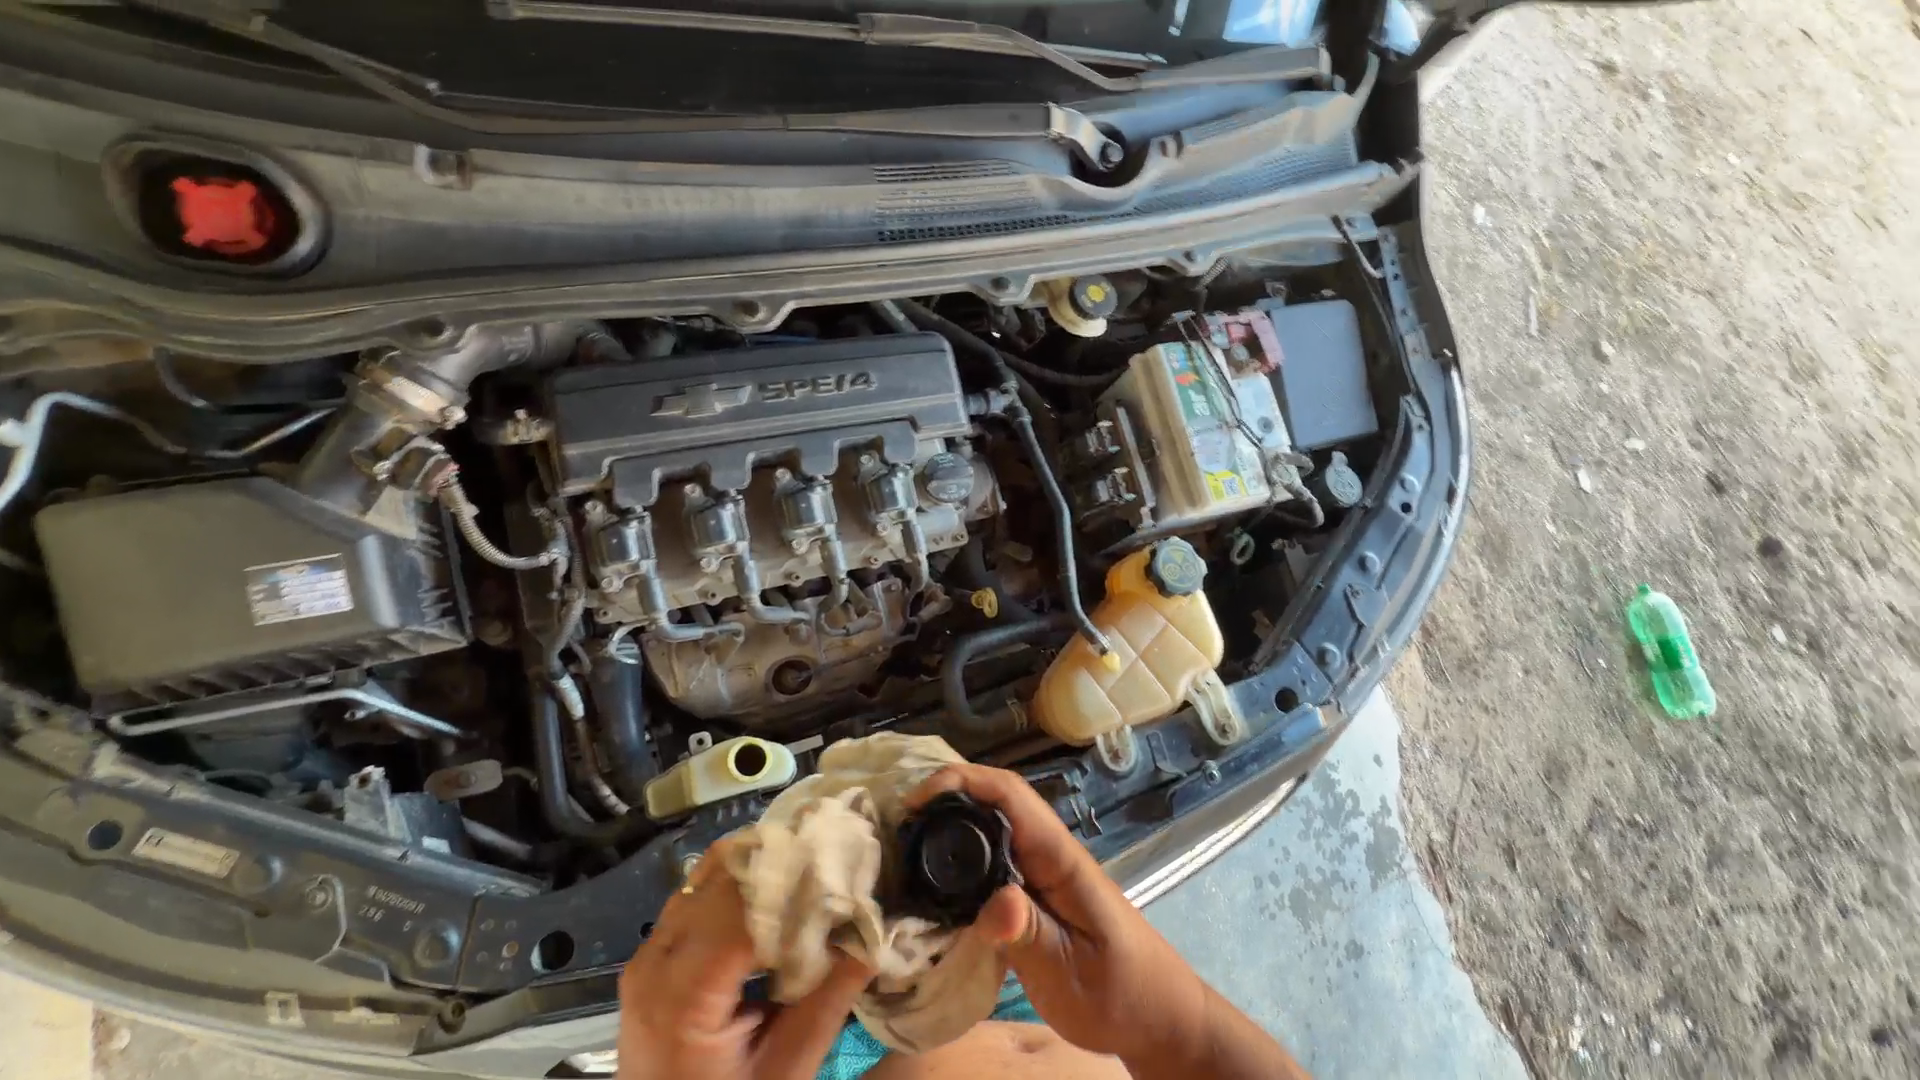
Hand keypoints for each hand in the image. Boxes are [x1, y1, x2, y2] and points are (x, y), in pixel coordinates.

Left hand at [616, 838, 872, 1079]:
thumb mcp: (787, 1069)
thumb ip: (829, 999)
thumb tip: (877, 936)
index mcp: (682, 996)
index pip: (744, 910)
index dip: (795, 881)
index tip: (846, 865)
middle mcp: (655, 960)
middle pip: (724, 881)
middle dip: (782, 863)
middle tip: (836, 851)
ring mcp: (648, 952)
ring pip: (708, 875)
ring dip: (762, 864)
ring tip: (812, 859)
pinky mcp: (653, 951)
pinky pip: (697, 892)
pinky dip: (739, 879)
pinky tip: (778, 883)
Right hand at [903, 764, 1212, 1068]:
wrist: (1158, 1017)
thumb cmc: (1121, 992)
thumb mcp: (1072, 970)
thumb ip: (1030, 934)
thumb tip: (995, 900)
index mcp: (1059, 857)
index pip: (1010, 795)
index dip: (961, 782)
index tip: (915, 801)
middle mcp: (1046, 854)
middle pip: (994, 801)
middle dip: (944, 798)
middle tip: (896, 825)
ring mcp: (1040, 874)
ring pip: (991, 830)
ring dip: (949, 826)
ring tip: (903, 847)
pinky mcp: (1033, 898)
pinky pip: (991, 864)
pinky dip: (958, 862)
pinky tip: (931, 882)